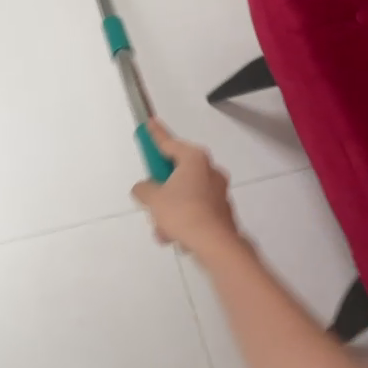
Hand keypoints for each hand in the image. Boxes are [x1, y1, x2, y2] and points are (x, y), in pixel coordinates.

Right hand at [130, 121, 242, 254]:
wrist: (216, 245)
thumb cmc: (183, 213)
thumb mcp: (153, 199)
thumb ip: (144, 190)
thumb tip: (143, 189)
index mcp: (194, 159)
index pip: (169, 142)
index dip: (155, 134)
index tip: (149, 122)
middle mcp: (210, 170)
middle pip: (177, 172)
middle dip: (162, 190)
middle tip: (151, 201)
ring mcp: (219, 191)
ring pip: (186, 195)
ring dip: (171, 210)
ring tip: (163, 230)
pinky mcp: (224, 211)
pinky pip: (197, 210)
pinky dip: (185, 220)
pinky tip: (177, 238)